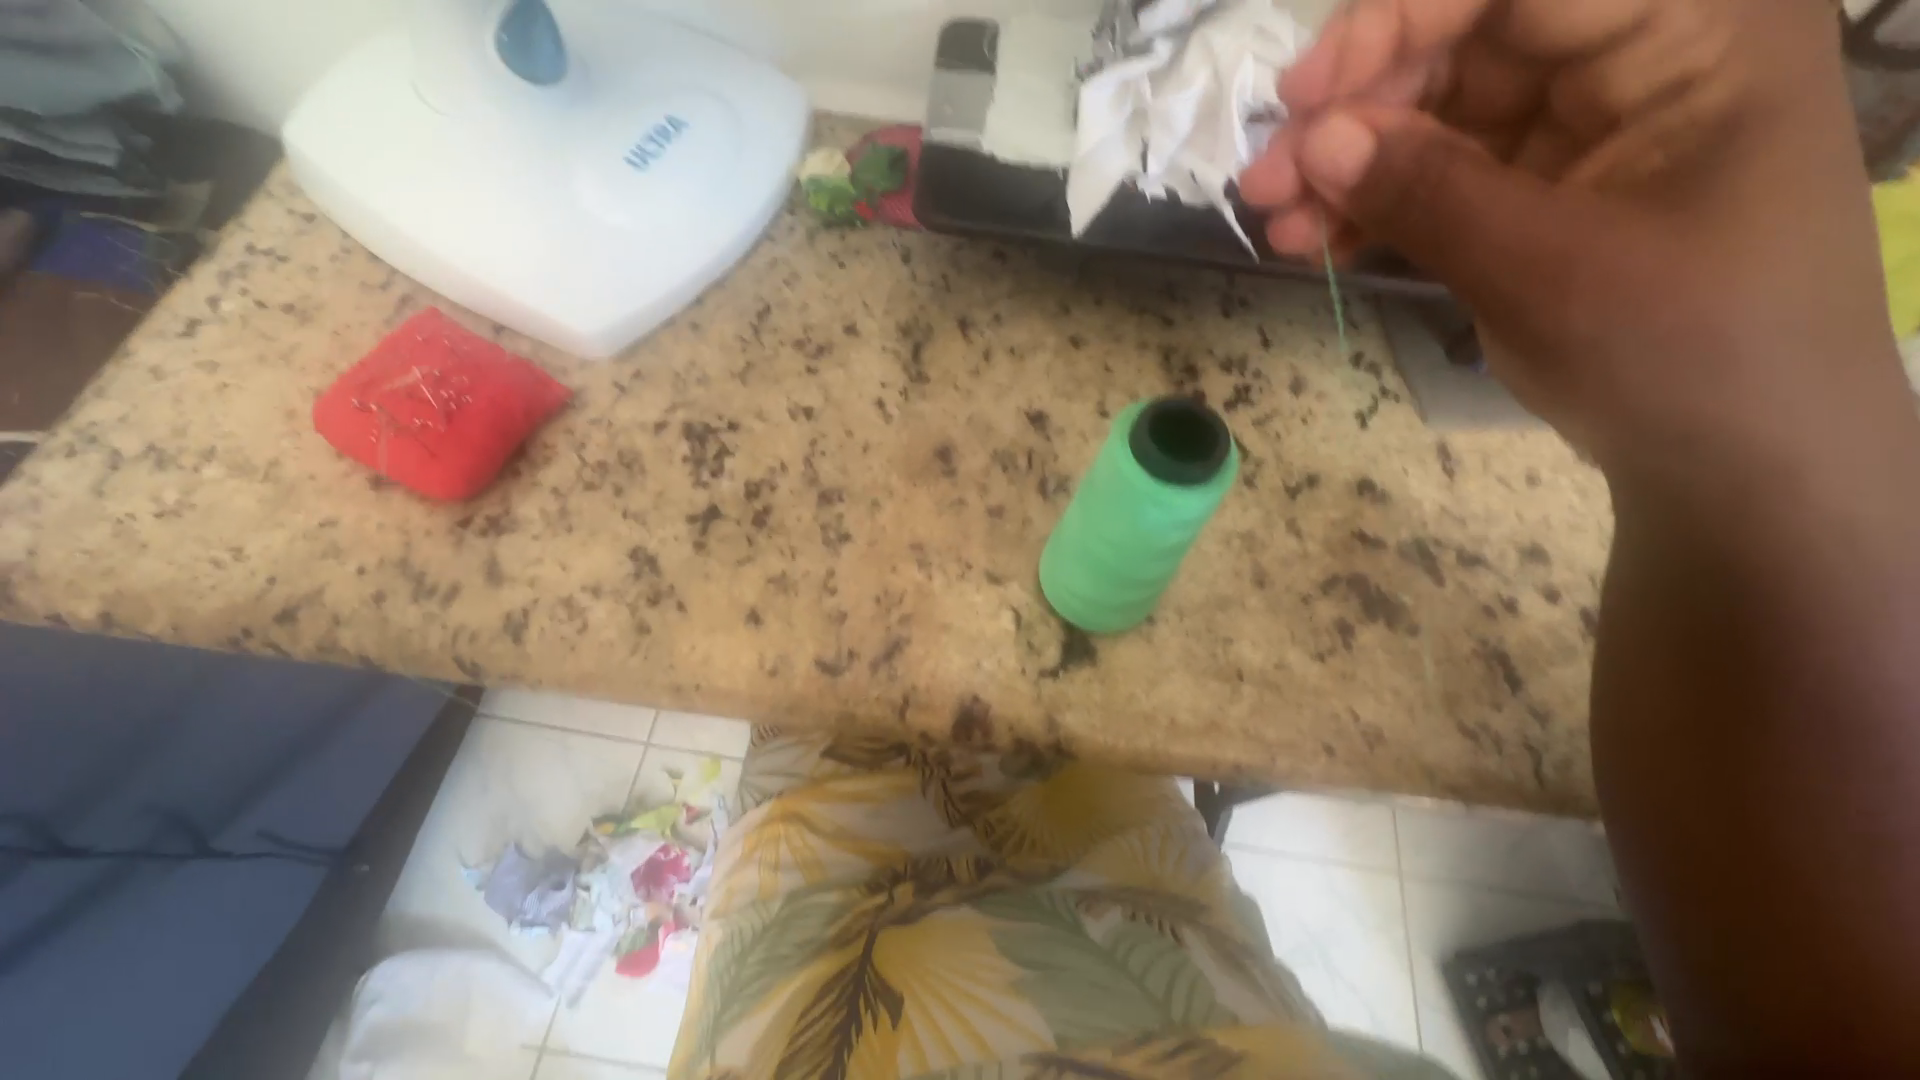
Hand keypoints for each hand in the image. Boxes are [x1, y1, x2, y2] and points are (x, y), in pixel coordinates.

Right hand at [1240, 0, 1913, 487]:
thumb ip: (1428, 192)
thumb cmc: (1685, 353)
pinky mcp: (1536, 197)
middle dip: (1354, 111)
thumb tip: (1313, 140)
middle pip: (1465, 45)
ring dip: (1347, 169)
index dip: (1399, 20)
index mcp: (1694, 29)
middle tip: (1265, 181)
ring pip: (1436, 119)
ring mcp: (1580, 132)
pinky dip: (1374, 210)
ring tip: (1278, 226)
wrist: (1733, 464)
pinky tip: (1317, 247)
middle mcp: (1634, 60)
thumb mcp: (1547, 268)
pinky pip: (1437, 181)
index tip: (1300, 95)